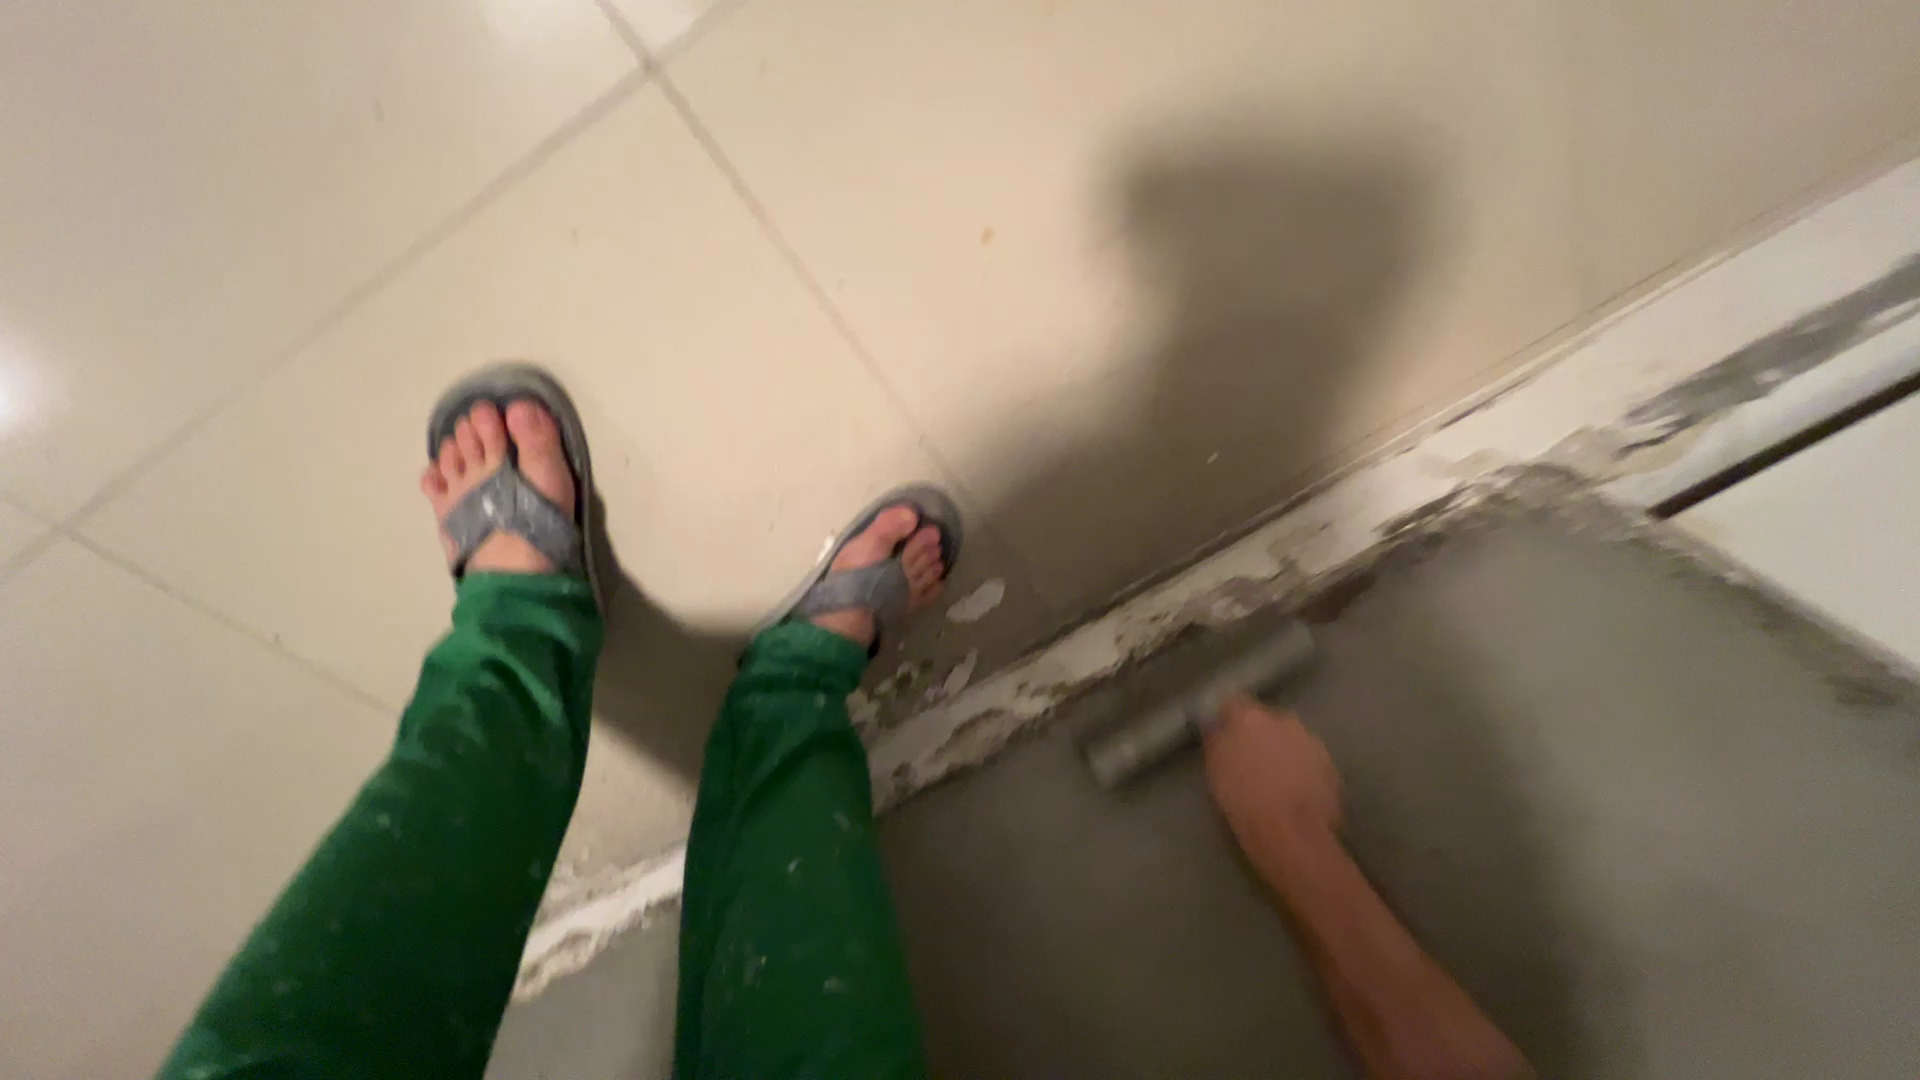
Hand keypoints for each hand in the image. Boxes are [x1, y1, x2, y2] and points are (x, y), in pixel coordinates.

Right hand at [1202, 695, 1341, 842]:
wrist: (1291, 834)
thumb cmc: (1242, 800)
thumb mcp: (1214, 769)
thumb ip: (1216, 740)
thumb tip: (1216, 725)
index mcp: (1250, 718)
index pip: (1234, 702)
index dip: (1228, 717)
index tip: (1223, 732)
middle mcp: (1284, 720)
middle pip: (1266, 719)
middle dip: (1258, 734)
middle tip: (1248, 758)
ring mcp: (1312, 742)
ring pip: (1290, 738)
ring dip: (1282, 750)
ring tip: (1274, 777)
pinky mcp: (1331, 766)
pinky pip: (1309, 759)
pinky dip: (1301, 768)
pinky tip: (1294, 790)